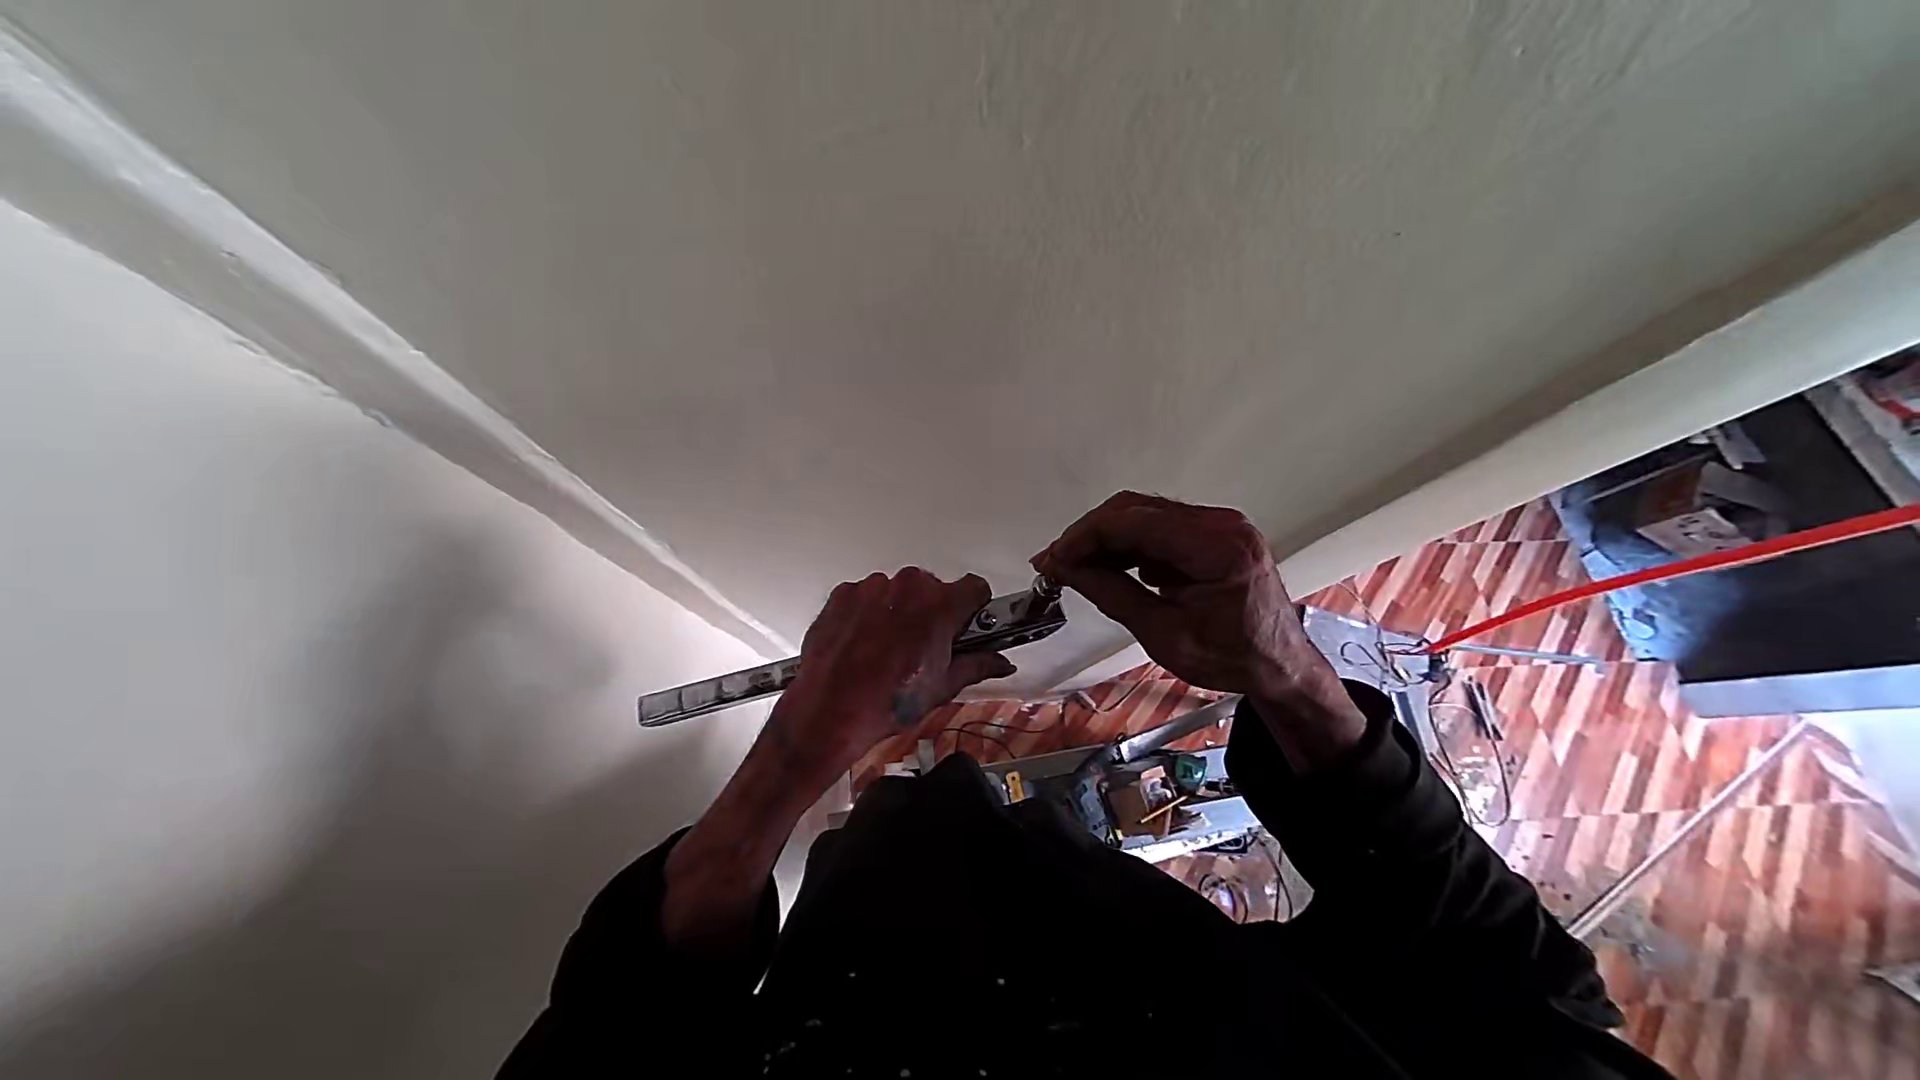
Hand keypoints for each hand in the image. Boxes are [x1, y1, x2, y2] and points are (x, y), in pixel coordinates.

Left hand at [762, 568, 1015, 784]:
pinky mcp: (844, 594)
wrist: (829, 711)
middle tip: (925, 646)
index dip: (974, 607)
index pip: (975, 587)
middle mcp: (907, 588)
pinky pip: (867, 596)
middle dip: (934, 612)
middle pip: (934, 589)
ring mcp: (872, 588)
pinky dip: (869, 613)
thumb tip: (997, 662)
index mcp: (939, 606)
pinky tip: (867, 644)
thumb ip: (977, 665)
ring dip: (900, 611)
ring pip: (899, 592)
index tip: (968, 622)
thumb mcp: (942, 687)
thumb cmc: (881, 702)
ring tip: (890, 649)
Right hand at [1033, 491, 1366, 768]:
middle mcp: (1222, 526)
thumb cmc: (1236, 657)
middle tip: (1057, 560)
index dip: (1084, 537)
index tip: (1056, 557)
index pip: (1133, 523)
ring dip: (1104, 538)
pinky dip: (1127, 543)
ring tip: (1075, 566)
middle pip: (1135, 510)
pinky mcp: (1210, 534)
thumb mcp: (1163, 634)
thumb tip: (1070, 569)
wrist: (1277, 664)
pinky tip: (1108, 567)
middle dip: (1089, 534)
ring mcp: (1218, 526)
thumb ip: (1112, 594)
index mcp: (1218, 549)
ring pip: (1142, 514)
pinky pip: (1157, 526)